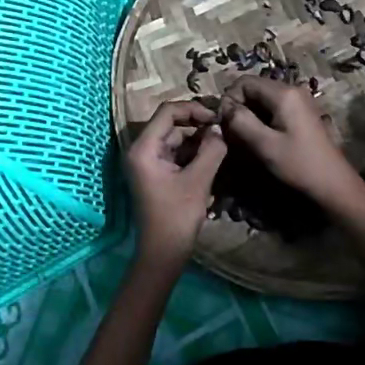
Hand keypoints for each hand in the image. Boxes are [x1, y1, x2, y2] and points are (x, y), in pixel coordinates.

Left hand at [125, 101, 228, 261]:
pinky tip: (212, 156)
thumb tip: (220, 127)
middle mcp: (140, 150)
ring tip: (221, 142)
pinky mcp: (155, 173)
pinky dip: (192, 152)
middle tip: (223, 129)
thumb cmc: (177, 216)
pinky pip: (175, 153)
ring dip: (197, 139)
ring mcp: (147, 162)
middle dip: (197, 125)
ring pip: (175, 138)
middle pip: (171, 124)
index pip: (167, 112)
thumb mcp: (199, 180)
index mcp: (143, 148)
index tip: (217, 117)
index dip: (194, 109)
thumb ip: (211, 149)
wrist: (163, 254)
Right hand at [220, 79, 364, 223]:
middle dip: (239, 106)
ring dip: (250, 113)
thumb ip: (240, 122)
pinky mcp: (301, 111)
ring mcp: (299, 100)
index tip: (225, 123)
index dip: (230, 99)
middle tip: (233, 132)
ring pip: (262, 97)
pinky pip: (274, 106)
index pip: (244, 82)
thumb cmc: (298, 164)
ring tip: (245, 136)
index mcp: (283, 93)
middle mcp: (292, 89)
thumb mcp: (264, 144)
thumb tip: (224, 107)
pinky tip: (261, 136)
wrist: (333, 182)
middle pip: (254, 87)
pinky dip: (262, 117)